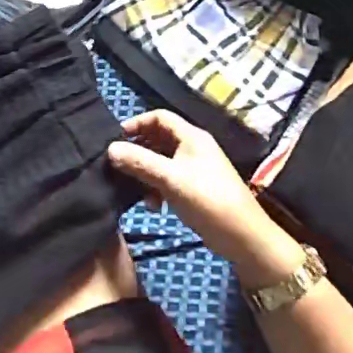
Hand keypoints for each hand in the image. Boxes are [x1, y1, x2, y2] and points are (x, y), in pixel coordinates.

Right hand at [108, 111, 303, 285]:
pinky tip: (154, 206)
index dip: (137, 123)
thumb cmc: (207, 198)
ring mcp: (195, 168)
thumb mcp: (170, 179)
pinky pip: (169, 179)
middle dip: (139, 152)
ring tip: (137, 192)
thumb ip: (140, 162)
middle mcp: (193, 147)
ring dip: (147, 174)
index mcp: (191, 136)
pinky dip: (157, 188)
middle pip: (158, 139)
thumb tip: (110, 149)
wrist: (242, 235)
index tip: (117, 139)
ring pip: (162, 161)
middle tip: (119, 166)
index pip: (159, 117)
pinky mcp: (194, 188)